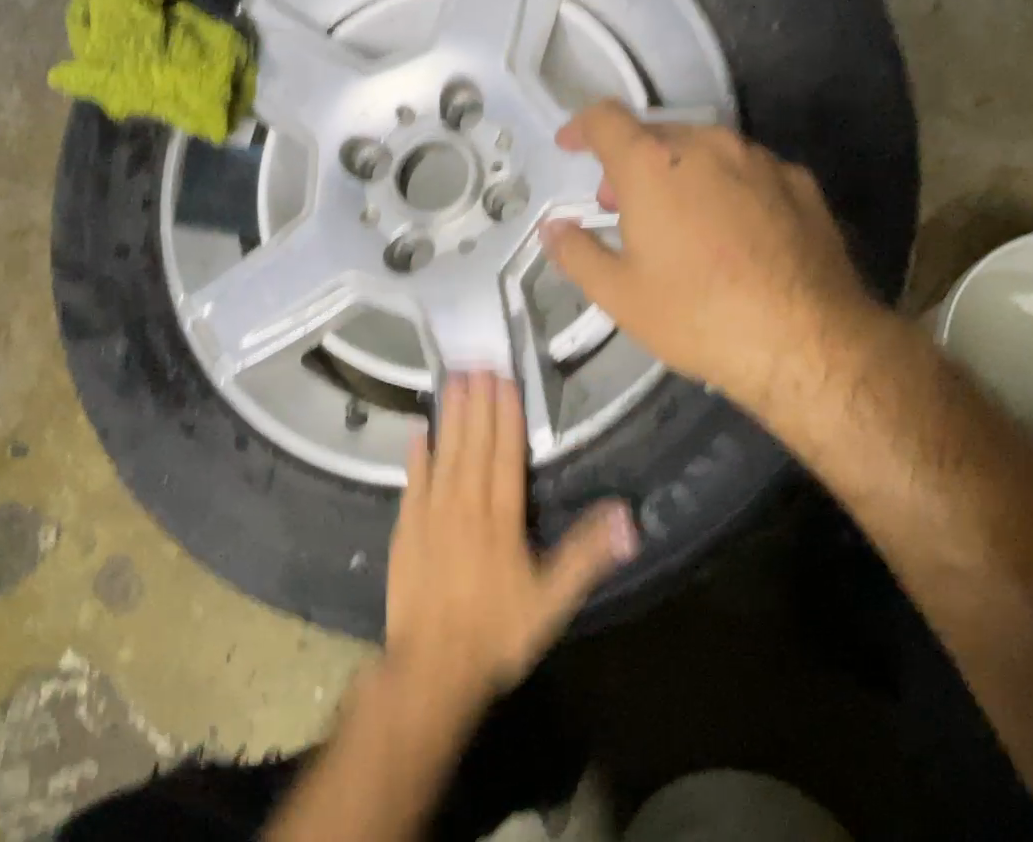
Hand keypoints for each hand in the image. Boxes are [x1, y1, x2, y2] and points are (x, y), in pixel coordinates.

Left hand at [385, 373, 637, 702]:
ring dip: (449, 418)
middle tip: (476, 364)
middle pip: (473, 445)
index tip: (504, 380)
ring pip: (443, 456)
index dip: (506, 415)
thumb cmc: (497, 632)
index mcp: (501, 518)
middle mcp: (464, 506)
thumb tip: (626, 516)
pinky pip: (412, 484)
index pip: (505, 455)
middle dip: (477, 403)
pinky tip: (416, 432)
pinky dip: (415, 456)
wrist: (431, 668)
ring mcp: (430, 516)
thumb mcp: (552, 600)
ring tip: (452, 381)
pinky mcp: (405, 532)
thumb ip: (587, 555)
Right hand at [540, 101, 890, 415]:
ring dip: (680, 174)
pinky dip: (727, 190)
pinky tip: (734, 235)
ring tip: (678, 222)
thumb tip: (554, 229)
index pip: (605, 120)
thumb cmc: (698, 316)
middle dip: (630, 163)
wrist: (806, 340)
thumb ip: (577, 254)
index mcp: (653, 166)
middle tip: (621, 206)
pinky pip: (749, 173)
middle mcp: (708, 146)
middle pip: (657, 134)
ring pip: (706, 151)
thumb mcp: (620, 296)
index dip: (581, 127)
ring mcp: (760, 160)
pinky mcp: (800, 183)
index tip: (571, 145)